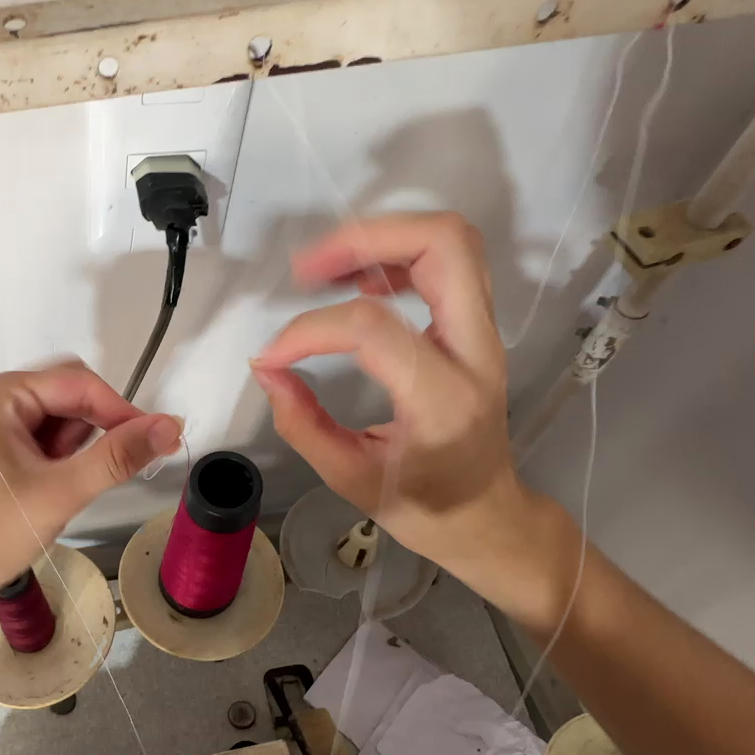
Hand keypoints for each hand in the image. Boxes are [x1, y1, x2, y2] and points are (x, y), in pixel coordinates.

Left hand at [0, 361, 181, 609]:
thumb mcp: (58, 493)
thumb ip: (116, 457)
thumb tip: (171, 425)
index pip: (79, 383)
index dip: (123, 410)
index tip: (160, 443)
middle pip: (69, 395)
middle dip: (99, 428)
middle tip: (117, 469)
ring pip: (59, 421)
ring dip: (79, 450)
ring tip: (69, 491)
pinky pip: (42, 443)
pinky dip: (62, 463)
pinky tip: (57, 493)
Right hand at [250, 213, 578, 628]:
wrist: (486, 515)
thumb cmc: (424, 507)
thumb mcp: (350, 477)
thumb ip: (303, 423)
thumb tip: (267, 370)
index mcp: (443, 399)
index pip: (373, 328)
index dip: (310, 330)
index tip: (272, 356)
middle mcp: (476, 352)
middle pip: (442, 245)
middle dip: (364, 239)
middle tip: (307, 269)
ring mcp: (484, 334)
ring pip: (450, 243)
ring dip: (382, 240)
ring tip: (326, 271)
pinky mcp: (476, 329)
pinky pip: (447, 264)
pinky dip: (398, 256)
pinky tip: (358, 285)